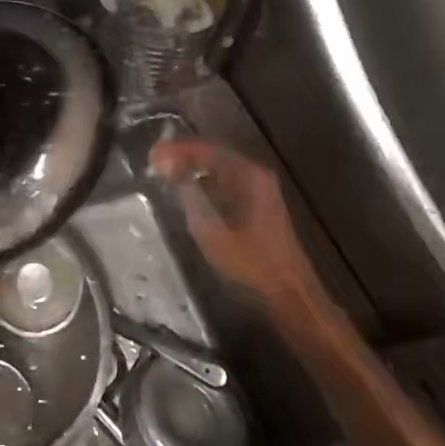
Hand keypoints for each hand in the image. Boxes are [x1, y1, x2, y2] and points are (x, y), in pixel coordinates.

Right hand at [151, 138, 315, 299]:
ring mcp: (260, 191)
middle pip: (214, 156)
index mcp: (250, 177)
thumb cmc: (253, 266)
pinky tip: (187, 192)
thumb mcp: (213, 234)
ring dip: (193, 170)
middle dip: (183, 156)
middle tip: (155, 162)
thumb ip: (190, 199)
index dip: (178, 149)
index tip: (153, 155)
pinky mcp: (258, 206)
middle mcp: (257, 176)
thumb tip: (171, 173)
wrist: (291, 296)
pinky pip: (225, 184)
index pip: (208, 150)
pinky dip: (204, 184)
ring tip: (165, 174)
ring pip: (219, 170)